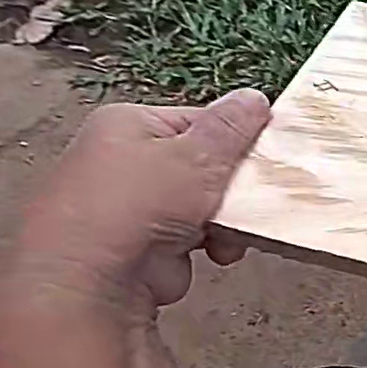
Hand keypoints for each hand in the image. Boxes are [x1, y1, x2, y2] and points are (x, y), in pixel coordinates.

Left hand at [2, 89, 271, 319]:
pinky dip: (219, 239)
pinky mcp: (153, 234)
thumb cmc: (139, 203)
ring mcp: (140, 198)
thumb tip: (254, 96)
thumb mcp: (198, 155)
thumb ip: (231, 126)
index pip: (205, 122)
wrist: (97, 271)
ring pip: (214, 198)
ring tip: (230, 229)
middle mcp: (129, 156)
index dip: (242, 140)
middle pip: (212, 162)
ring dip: (233, 216)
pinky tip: (218, 249)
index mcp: (131, 125)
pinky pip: (205, 228)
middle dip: (240, 185)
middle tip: (255, 196)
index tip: (269, 158)